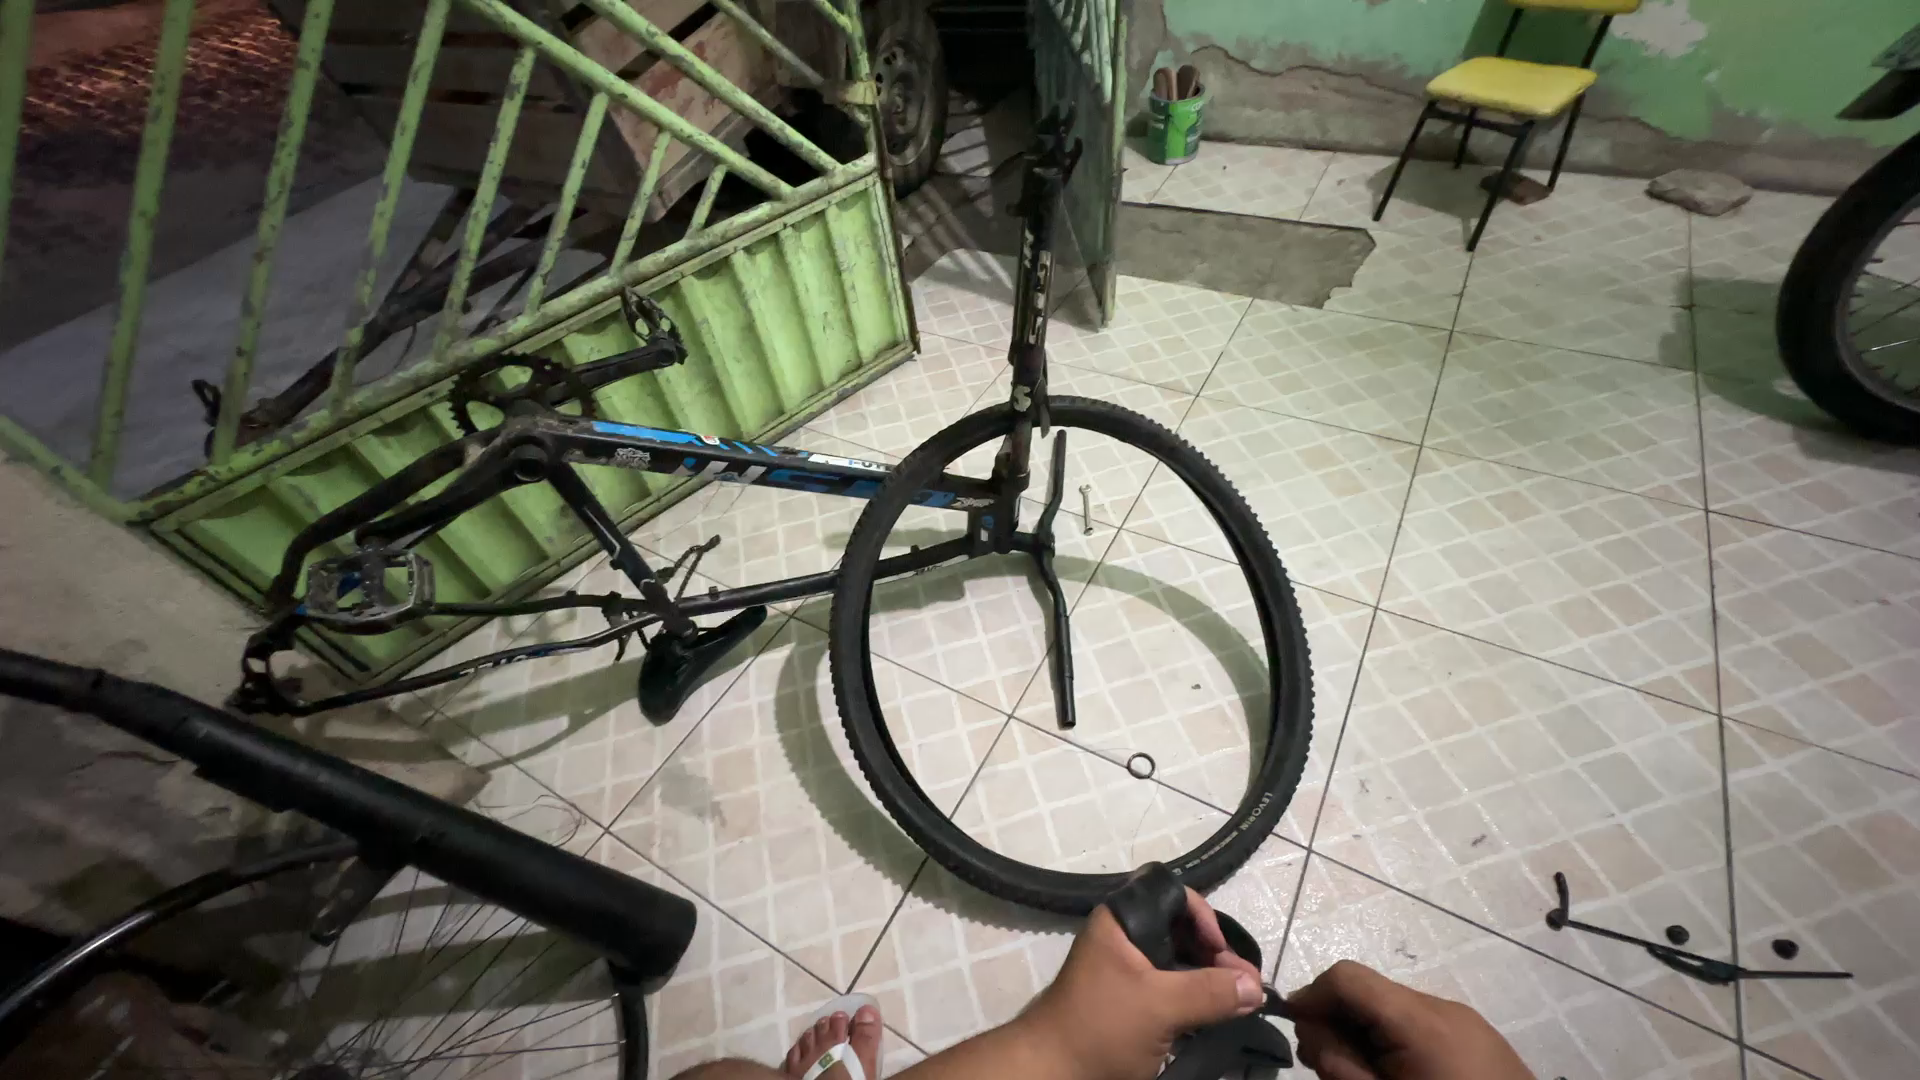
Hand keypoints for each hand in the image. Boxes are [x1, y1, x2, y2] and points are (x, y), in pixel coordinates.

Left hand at [1020, 888, 1265, 1079]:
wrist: (1054, 1071)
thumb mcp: (1159, 1007)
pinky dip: (1195, 994)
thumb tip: (1256, 985)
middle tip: (1248, 986)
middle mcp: (1123, 935)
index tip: (1224, 953)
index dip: (1202, 916)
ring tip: (1241, 1002)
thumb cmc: (1102, 1026)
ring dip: (1210, 977)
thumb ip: (1208, 992)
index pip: (1170, 893)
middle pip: (1179, 928)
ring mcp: (1126, 967)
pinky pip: (1170, 984)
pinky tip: (1218, 1012)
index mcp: (1121, 920)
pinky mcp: (1130, 997)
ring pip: (1177, 959)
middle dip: (1215, 953)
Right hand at [1285, 960, 1533, 1079]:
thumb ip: (1337, 1061)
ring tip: (1368, 1078)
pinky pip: (1421, 1027)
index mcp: (1422, 1022)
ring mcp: (1470, 1024)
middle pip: (1367, 992)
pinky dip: (1397, 1045)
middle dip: (1339, 1023)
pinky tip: (1402, 1079)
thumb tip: (1310, 1026)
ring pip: (1392, 1010)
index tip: (1297, 1033)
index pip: (1346, 978)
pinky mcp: (1484, 1043)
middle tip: (1332, 1070)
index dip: (1312, 997)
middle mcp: (1445, 1009)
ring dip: (1368, 1036)